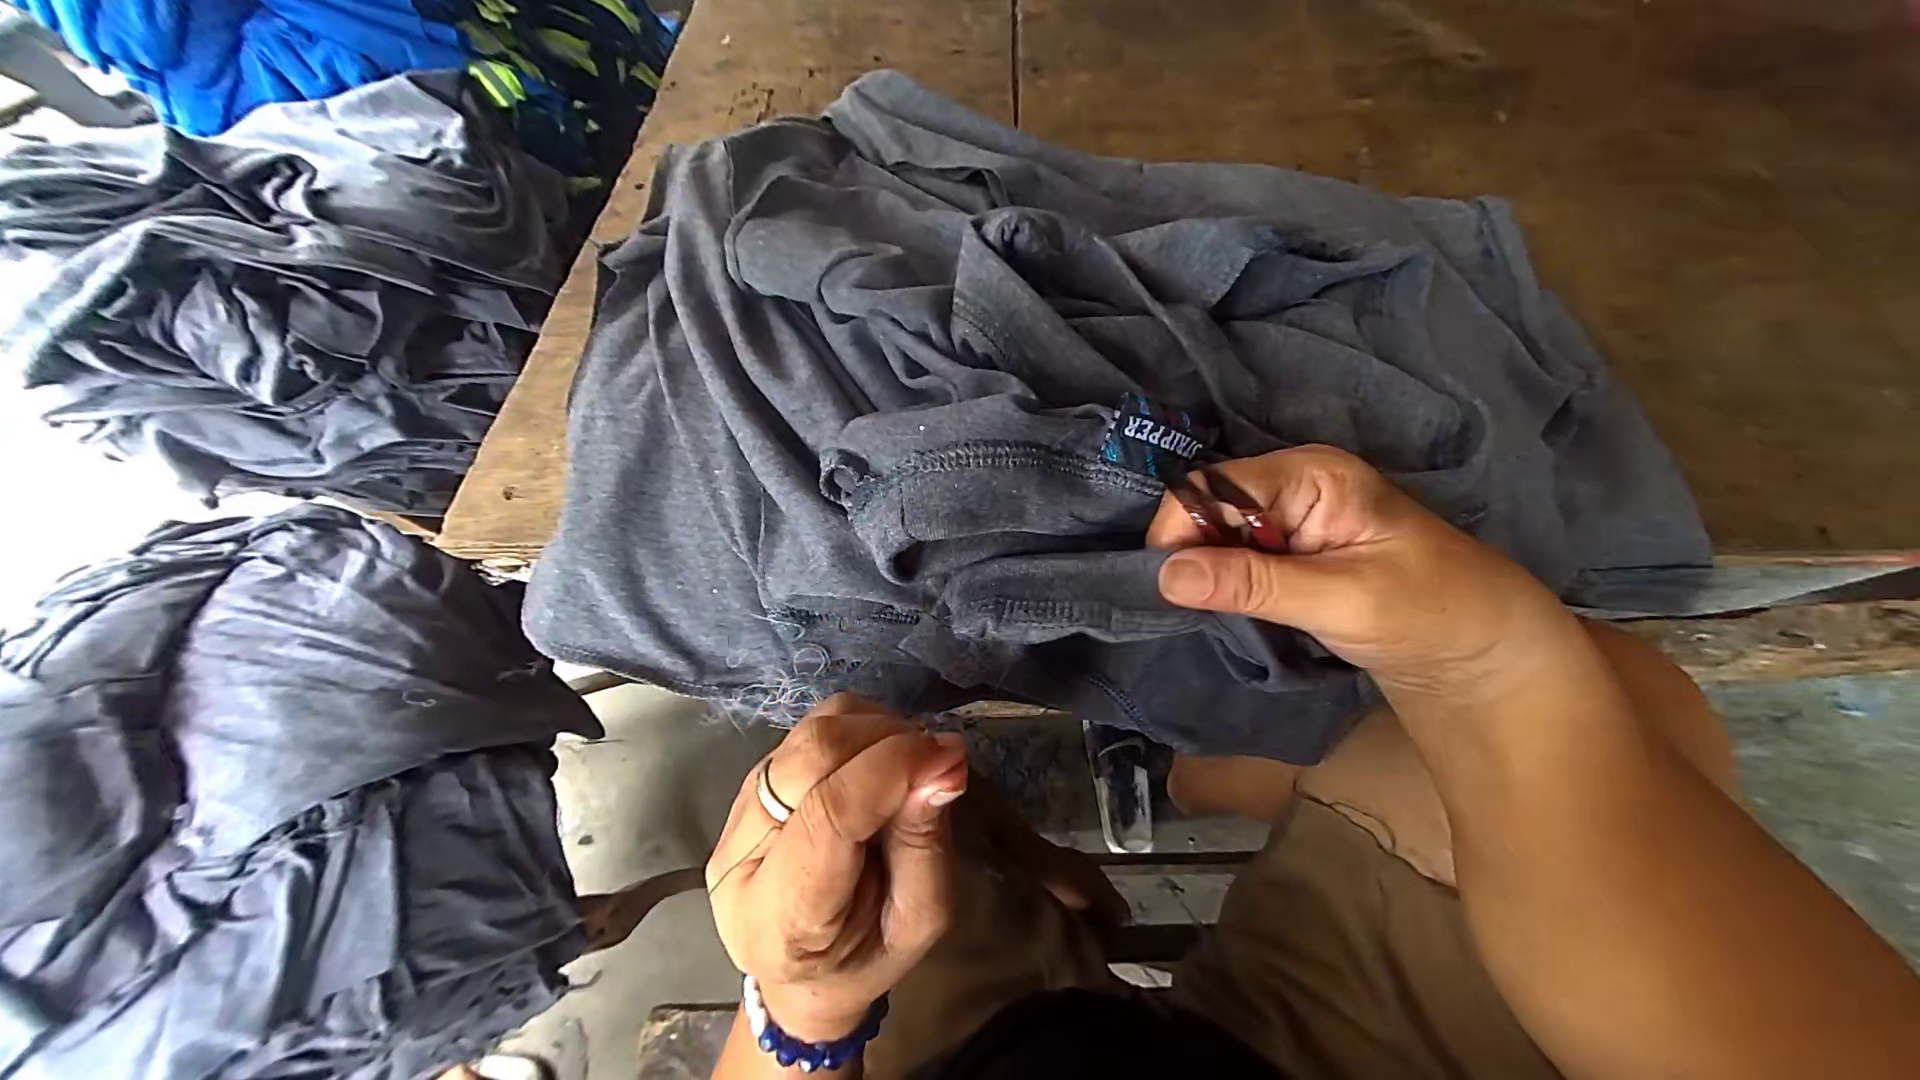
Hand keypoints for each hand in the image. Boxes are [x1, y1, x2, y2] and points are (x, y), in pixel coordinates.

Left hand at [706, 695, 967, 1041]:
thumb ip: (925, 843)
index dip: (892, 768)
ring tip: (910, 759)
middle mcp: (742, 852)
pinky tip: (881, 755)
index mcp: (780, 913)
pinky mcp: (753, 780)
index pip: (829, 812)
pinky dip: (858, 725)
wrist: (807, 967)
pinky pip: (810, 725)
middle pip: (813, 754)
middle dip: (888, 739)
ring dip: (875, 728)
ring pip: (811, 730)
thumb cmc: (867, 954)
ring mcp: (740, 808)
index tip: (948, 753)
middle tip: (936, 756)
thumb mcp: (917, 920)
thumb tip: (944, 762)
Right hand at [1148, 445, 1581, 700]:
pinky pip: (1232, 557)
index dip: (1181, 528)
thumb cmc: (1434, 614)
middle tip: (1196, 604)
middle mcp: (1292, 485)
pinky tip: (1228, 605)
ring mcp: (1290, 519)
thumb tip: (1165, 576)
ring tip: (1214, 609)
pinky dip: (1221, 582)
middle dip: (1192, 552)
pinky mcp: (1288, 551)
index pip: (1214, 485)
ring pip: (1215, 536)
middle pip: (1208, 507)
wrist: (1487, 658)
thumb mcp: (1341, 598)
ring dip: (1206, 571)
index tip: (1168, 583)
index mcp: (1311, 474)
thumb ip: (1251, 583)